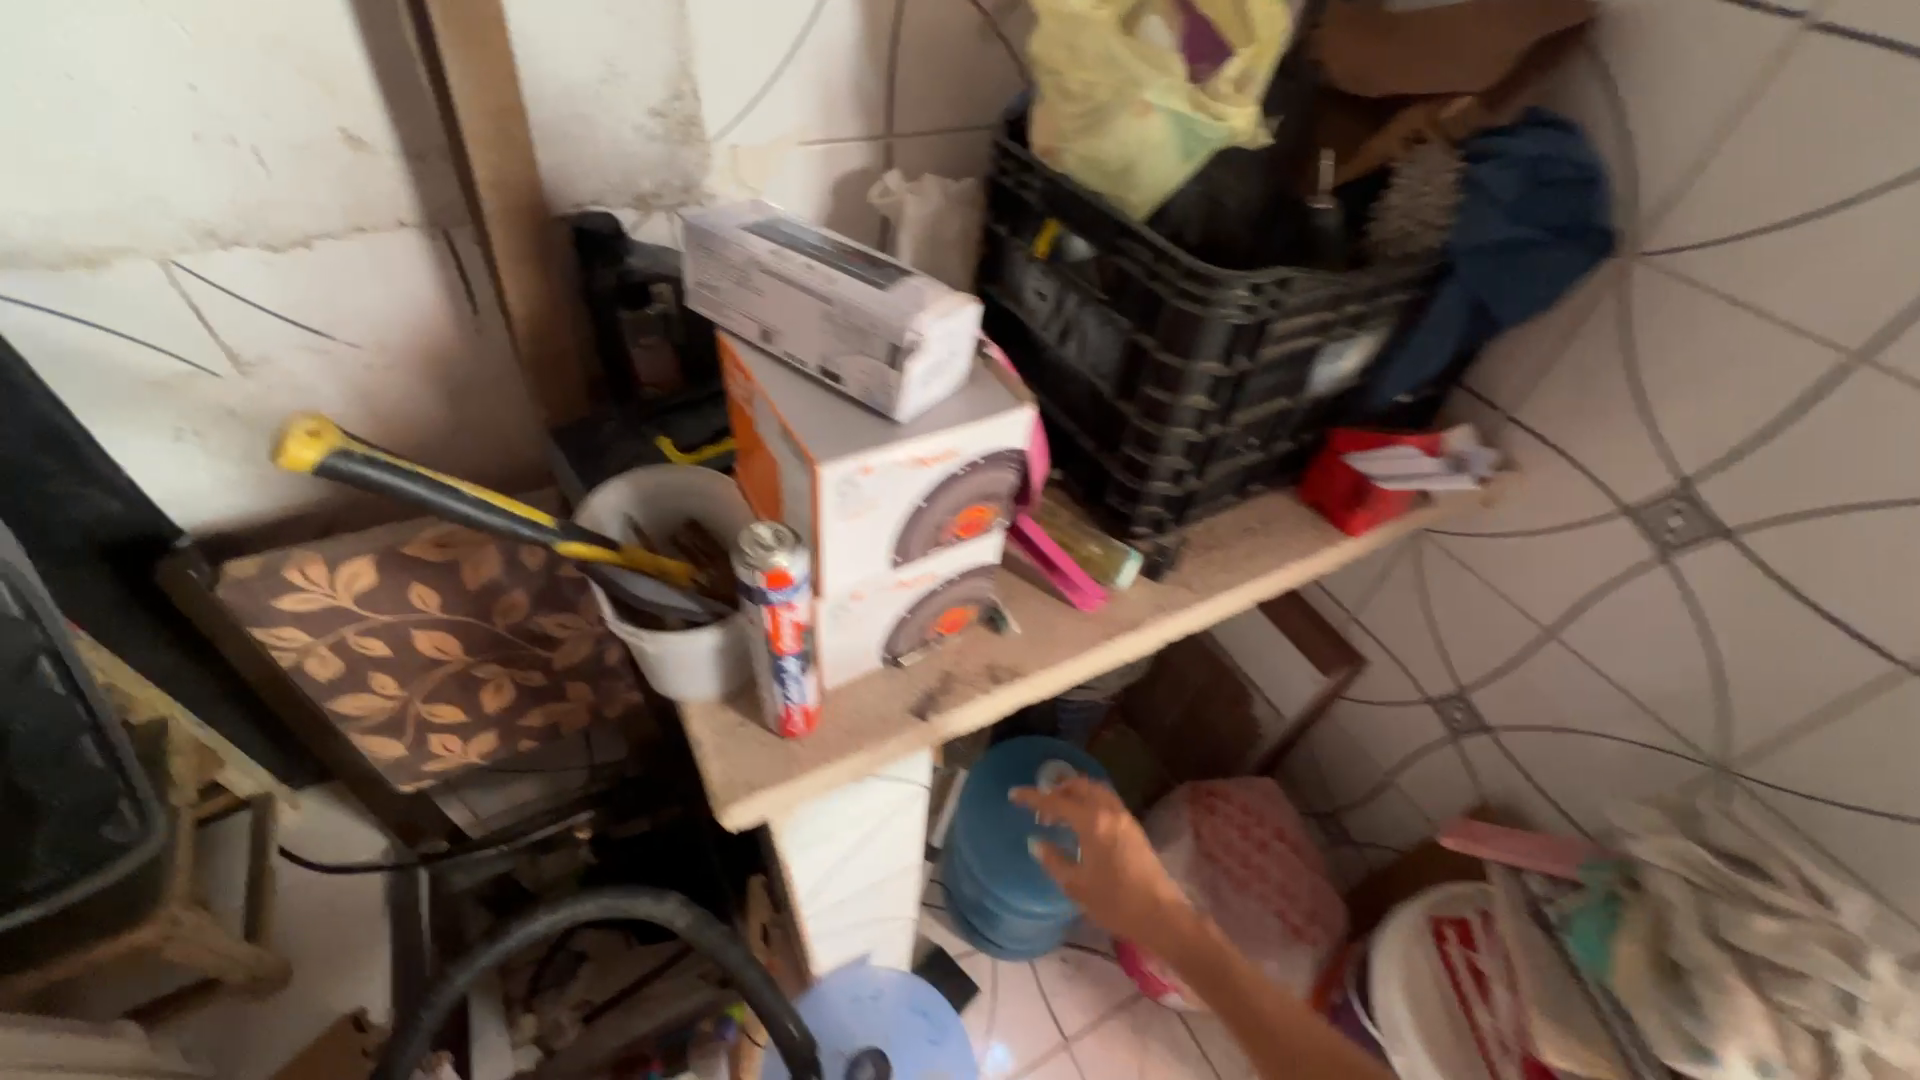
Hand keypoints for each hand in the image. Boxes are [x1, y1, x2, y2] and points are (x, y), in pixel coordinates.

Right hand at [1010, 775, 1194, 953]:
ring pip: (1096, 790)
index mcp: (1092, 822)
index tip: (1013, 794)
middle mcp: (1109, 812)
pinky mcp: (1134, 828)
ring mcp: (1125, 818)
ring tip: (1060, 811)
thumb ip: (1053, 860)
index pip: (1055, 801)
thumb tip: (1036, 842)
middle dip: (1056, 790)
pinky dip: (1090, 801)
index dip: (1032, 797)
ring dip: (1075, 793)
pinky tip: (1082, 822)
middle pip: (1079, 786)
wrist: (1161, 915)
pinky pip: (1107, 801)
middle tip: (1040, 807)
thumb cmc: (1115, 902)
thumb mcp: (1076, 886)